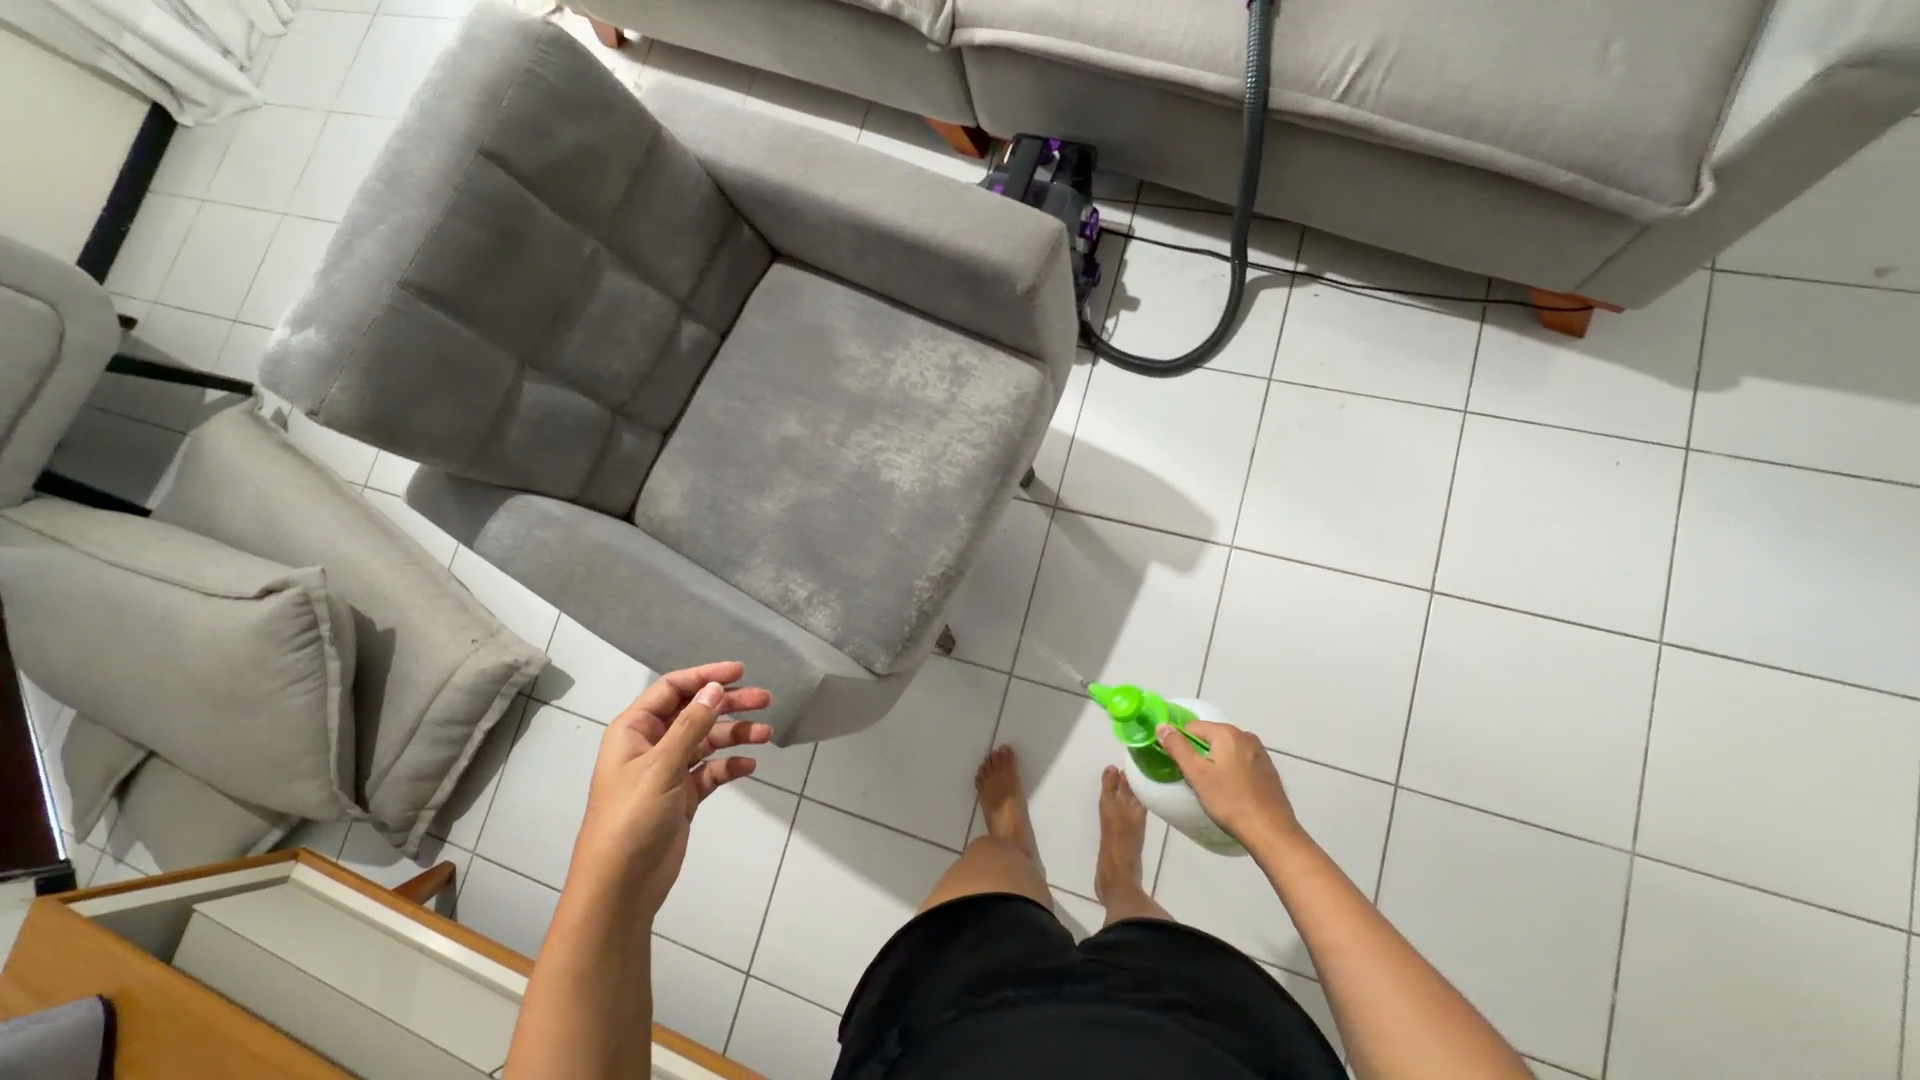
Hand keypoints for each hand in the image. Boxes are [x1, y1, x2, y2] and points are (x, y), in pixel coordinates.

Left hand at [568, 662, 772, 916]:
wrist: (620, 884)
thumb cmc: (631, 817)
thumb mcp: (661, 767)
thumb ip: (690, 726)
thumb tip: (714, 689)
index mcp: (635, 730)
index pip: (673, 689)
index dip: (705, 677)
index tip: (740, 672)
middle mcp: (651, 745)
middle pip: (694, 712)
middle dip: (728, 704)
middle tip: (765, 700)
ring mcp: (668, 771)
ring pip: (707, 741)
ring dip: (735, 735)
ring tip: (765, 734)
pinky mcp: (683, 796)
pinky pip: (711, 771)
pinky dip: (730, 766)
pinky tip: (749, 766)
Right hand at [1158, 720, 1301, 848]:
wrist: (1270, 831)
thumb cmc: (1229, 801)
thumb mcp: (1197, 774)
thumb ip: (1178, 747)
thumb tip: (1162, 726)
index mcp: (1227, 733)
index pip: (1193, 727)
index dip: (1181, 744)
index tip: (1179, 766)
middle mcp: (1246, 736)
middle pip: (1211, 737)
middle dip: (1199, 754)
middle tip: (1195, 779)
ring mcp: (1260, 752)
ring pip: (1227, 750)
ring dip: (1216, 762)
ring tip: (1213, 787)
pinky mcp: (1268, 768)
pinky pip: (1241, 761)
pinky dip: (1232, 770)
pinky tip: (1232, 791)